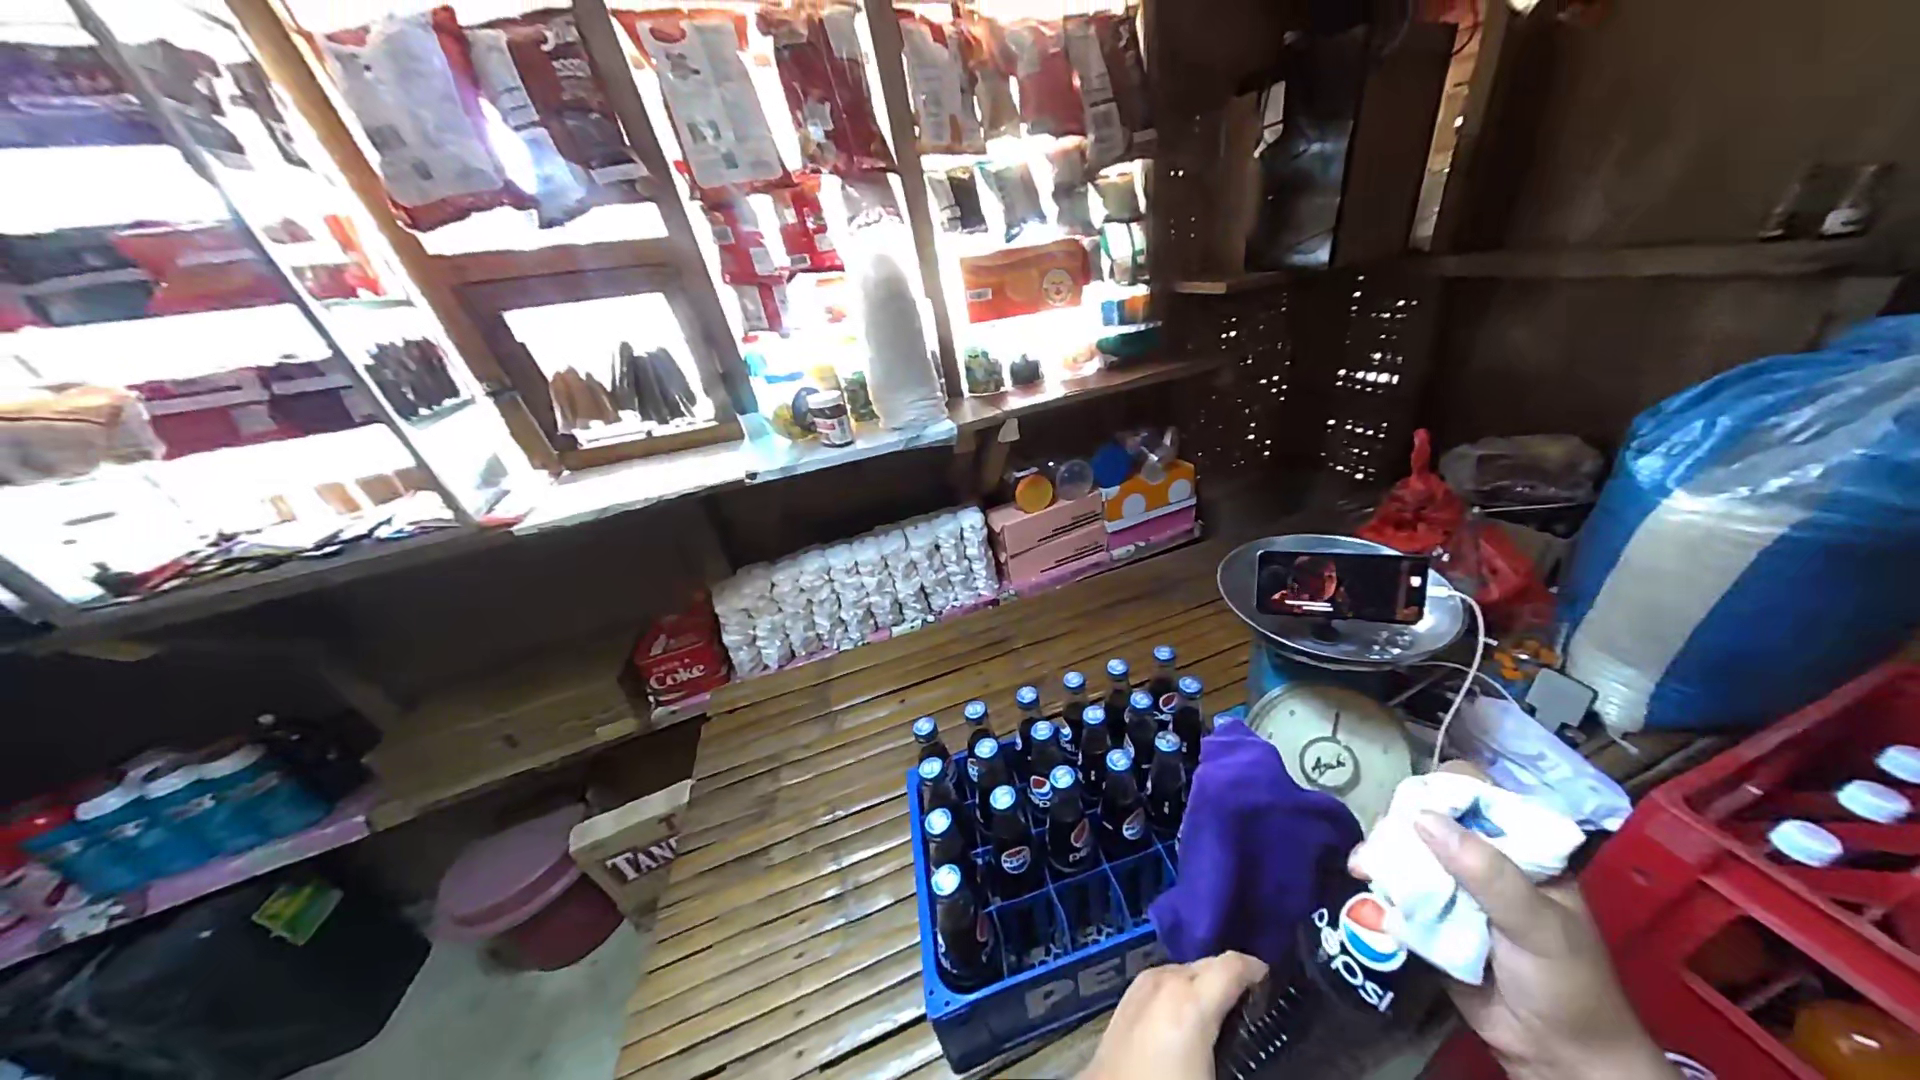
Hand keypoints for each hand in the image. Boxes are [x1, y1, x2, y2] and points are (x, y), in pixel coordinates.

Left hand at [1079, 952, 1267, 1079]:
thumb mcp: (1215, 1076)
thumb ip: (1242, 1058)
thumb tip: (1267, 1059)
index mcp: (1191, 999)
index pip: (1233, 964)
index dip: (1260, 972)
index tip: (1279, 989)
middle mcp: (1165, 980)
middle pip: (1209, 964)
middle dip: (1234, 981)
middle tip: (1259, 1011)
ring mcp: (1141, 986)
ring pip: (1185, 973)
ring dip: (1207, 988)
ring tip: (1228, 1021)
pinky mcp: (1127, 1000)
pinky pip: (1165, 985)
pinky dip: (1183, 995)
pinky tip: (1191, 1025)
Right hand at [1356, 793, 1676, 1079]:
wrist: (1554, 1055)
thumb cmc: (1566, 982)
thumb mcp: (1537, 924)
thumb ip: (1488, 872)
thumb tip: (1422, 817)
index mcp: (1518, 845)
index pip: (1474, 792)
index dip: (1442, 789)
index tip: (1415, 804)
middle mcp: (1478, 854)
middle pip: (1427, 814)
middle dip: (1399, 824)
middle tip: (1384, 840)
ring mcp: (1449, 881)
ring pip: (1403, 846)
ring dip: (1381, 852)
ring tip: (1365, 867)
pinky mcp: (1424, 907)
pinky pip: (1393, 880)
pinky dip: (1376, 878)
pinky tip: (1362, 880)